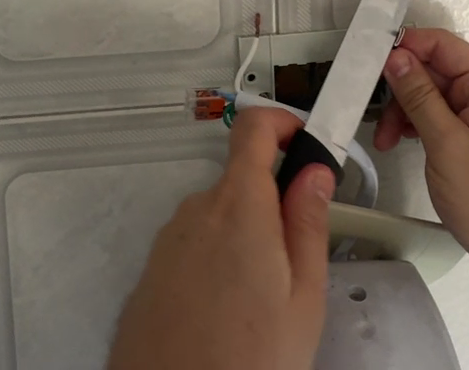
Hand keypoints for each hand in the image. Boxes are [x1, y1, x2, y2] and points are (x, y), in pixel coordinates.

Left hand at [106, 107, 334, 369]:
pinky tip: (226, 315)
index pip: (253, 127)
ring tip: (260, 304)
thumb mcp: (303, 297)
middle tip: (294, 262)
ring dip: (243, 241)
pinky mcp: (153, 270)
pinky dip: (215, 265)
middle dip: (271, 208)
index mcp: (239, 206)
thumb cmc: (244, 362)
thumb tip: (314, 173)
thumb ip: (308, 223)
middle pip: (241, 182)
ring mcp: (170, 240)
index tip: (303, 141)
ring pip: (219, 219)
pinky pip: (194, 248)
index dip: (282, 122)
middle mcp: (197, 210)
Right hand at [373, 27, 468, 286]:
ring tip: (386, 142)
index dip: (405, 49)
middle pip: (434, 71)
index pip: (442, 45)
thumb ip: (419, 96)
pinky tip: (401, 143)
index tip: (371, 68)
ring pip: (433, 95)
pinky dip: (418, 126)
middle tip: (377, 122)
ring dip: (405, 112)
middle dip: (402, 91)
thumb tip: (395, 55)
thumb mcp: (448, 145)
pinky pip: (440, 116)